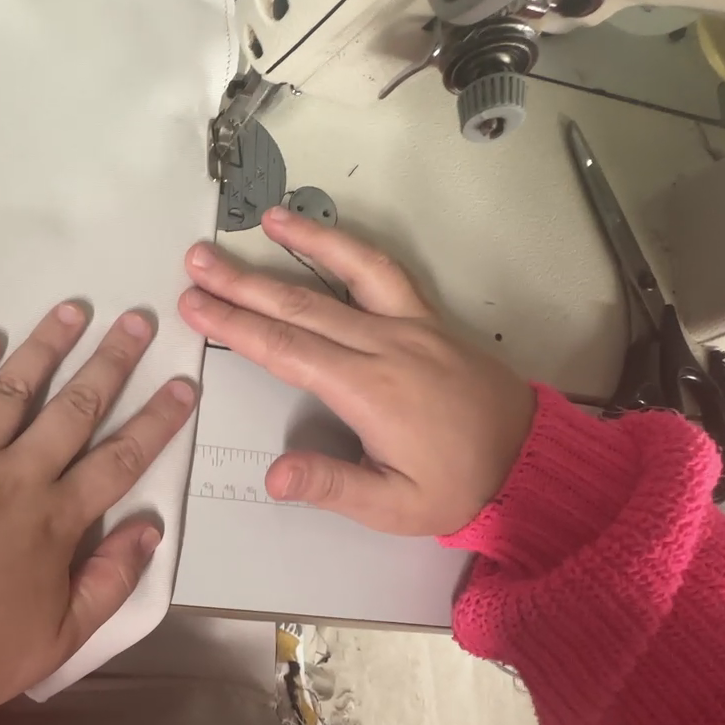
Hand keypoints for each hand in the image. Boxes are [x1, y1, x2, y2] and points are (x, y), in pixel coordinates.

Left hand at [0, 304, 197, 723]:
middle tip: (138, 320)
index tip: (182, 384)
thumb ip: (111, 580)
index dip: (156, 421)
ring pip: (13, 390)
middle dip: (112, 361)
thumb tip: (151, 526)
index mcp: (55, 521)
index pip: (120, 459)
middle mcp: (15, 477)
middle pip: (75, 408)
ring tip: (74, 309)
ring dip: (46, 346)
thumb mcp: (62, 636)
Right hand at [177, 205, 534, 535]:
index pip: (286, 351)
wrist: (529, 463)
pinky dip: (352, 247)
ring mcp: (410, 324)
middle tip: (197, 261)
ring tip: (265, 219)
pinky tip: (326, 235)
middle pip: (301, 306)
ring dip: (302, 244)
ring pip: (347, 273)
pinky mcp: (427, 319)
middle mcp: (386, 346)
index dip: (235, 325)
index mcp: (369, 391)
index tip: (194, 305)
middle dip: (242, 283)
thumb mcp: (392, 506)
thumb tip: (272, 476)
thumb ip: (331, 487)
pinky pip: (386, 271)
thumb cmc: (455, 488)